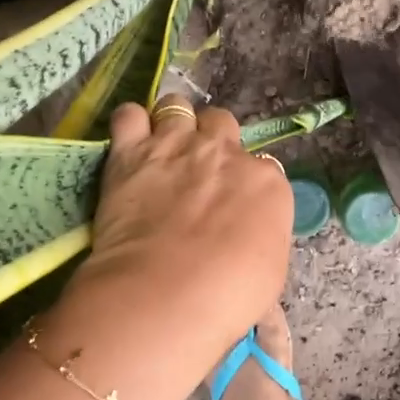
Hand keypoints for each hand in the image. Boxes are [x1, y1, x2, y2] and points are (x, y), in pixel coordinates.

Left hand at [58, 97, 292, 362]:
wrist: (170, 290)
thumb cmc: (233, 293)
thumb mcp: (271, 269)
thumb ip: (262, 238)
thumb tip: (249, 240)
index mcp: (270, 184)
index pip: (264, 167)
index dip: (245, 181)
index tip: (233, 201)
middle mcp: (228, 154)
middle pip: (222, 123)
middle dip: (212, 139)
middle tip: (198, 169)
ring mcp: (179, 146)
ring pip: (177, 106)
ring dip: (172, 123)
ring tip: (161, 147)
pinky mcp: (132, 151)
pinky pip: (129, 114)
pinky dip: (129, 124)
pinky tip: (128, 144)